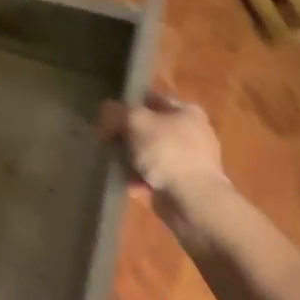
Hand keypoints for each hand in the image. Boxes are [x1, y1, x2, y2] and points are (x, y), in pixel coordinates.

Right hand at [98, 97, 229, 201]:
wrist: (194, 201)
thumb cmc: (168, 152)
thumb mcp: (136, 122)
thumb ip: (117, 111)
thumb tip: (105, 108)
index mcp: (186, 111)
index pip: (151, 99)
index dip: (128, 103)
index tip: (107, 113)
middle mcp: (190, 133)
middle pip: (149, 127)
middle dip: (126, 135)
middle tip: (106, 140)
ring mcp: (188, 160)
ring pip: (148, 153)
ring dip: (130, 158)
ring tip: (113, 163)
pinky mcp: (182, 184)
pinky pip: (153, 176)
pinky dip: (139, 179)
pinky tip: (125, 182)